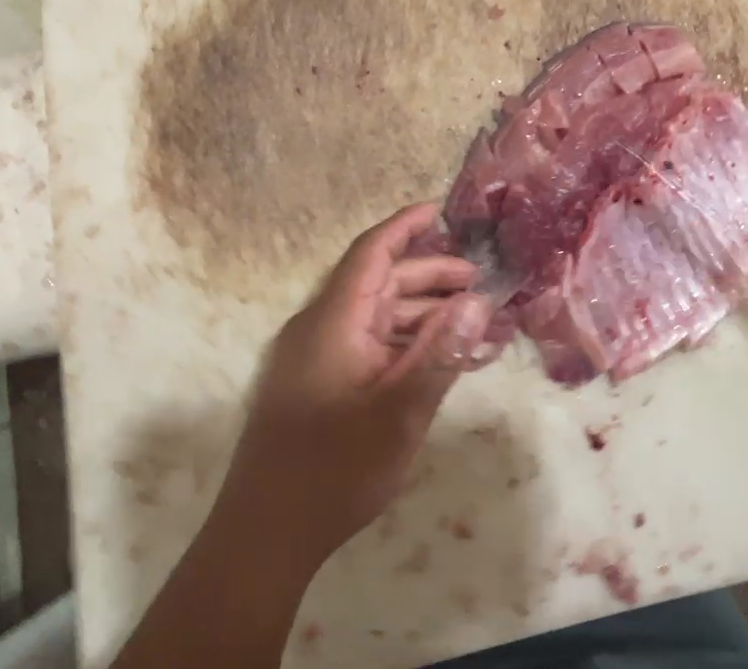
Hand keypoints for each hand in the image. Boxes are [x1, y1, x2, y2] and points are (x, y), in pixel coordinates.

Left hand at [211, 202, 484, 568]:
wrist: (266, 535)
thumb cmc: (334, 469)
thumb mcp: (400, 410)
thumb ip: (440, 351)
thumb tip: (476, 300)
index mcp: (333, 322)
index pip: (371, 253)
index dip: (406, 227)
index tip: (442, 211)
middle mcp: (321, 330)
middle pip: (379, 284)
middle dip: (431, 278)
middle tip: (481, 286)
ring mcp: (317, 360)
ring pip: (378, 319)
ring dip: (425, 319)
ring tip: (476, 331)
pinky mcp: (320, 388)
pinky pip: (370, 349)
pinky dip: (407, 348)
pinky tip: (443, 366)